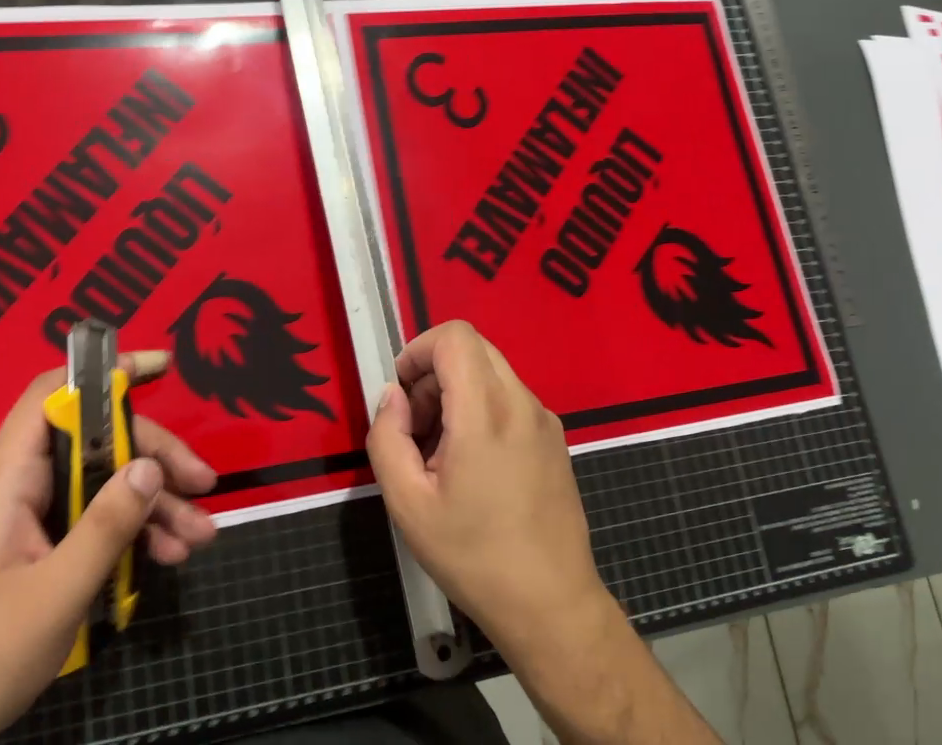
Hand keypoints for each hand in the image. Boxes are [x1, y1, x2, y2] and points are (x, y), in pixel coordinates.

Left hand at [0, 352, 219, 744]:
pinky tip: (168, 558)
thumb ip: (105, 528)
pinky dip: (131, 536)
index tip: (162, 368)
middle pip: (94, 445)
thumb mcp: (54, 596)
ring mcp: (28, 524)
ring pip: (100, 489)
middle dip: (153, 458)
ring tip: (200, 537)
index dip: (105, 374)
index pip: (53, 397)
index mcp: (7, 481)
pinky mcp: (37, 555)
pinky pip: (92, 527)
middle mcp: (19, 490)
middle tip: (205, 485)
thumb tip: (150, 465)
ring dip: (152, 506)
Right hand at [364, 322, 609, 652]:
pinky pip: (510, 401)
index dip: (418, 351)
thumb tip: (393, 397)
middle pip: (473, 349)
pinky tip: (471, 468)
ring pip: (491, 374)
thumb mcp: (407, 504)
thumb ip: (387, 438)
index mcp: (487, 413)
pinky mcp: (554, 441)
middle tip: (416, 429)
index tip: (402, 395)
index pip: (455, 336)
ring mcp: (545, 421)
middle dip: (433, 374)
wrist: (551, 605)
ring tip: (439, 455)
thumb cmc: (473, 556)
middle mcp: (523, 404)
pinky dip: (480, 412)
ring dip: (456, 395)